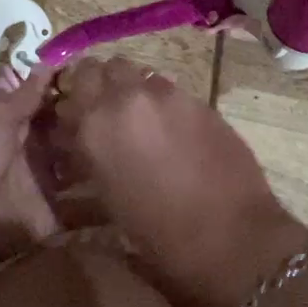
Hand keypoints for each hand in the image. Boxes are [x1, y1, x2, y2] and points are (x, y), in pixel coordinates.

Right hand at [48, 57, 307, 306]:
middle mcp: (127, 98)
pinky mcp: (201, 102)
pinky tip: (176, 136)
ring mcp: (169, 95)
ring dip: (136, 91)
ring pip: (141, 74)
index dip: (76, 96)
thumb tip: (75, 141)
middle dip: (105, 84)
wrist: (233, 240)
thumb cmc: (160, 235)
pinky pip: (172, 92)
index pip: (74, 80)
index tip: (78, 115)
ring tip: (144, 124)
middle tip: (110, 113)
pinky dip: (166, 105)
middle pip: (108, 66)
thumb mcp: (106, 198)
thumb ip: (87, 156)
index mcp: (95, 123)